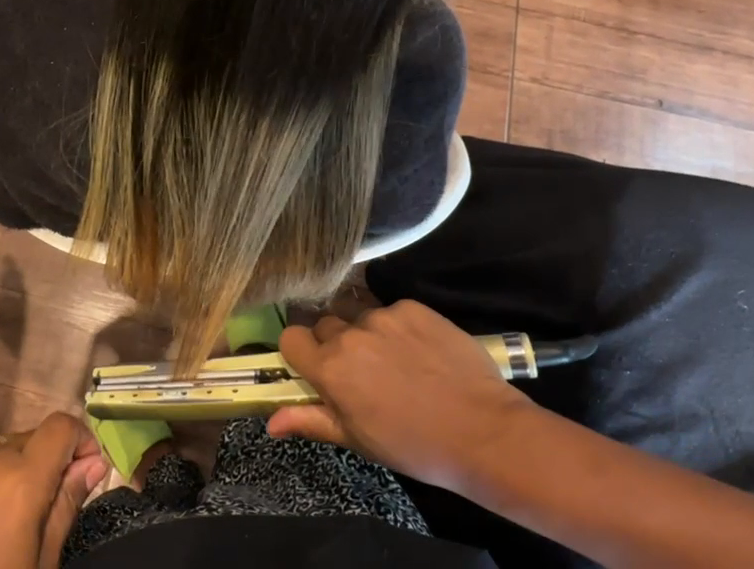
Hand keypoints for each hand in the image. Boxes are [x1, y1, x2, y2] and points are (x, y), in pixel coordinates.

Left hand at [0, 412, 108, 568]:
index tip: (87, 472)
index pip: (61, 426)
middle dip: (54, 457)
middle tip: (57, 501)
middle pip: (35, 434)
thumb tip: (94, 463)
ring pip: (6, 446)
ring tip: (23, 511)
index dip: (81, 441)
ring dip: (24, 464)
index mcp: (21, 479)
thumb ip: (68, 504)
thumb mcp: (43, 560)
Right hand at [268, 300, 535, 489]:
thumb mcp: (358, 440)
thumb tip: (270, 422)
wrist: (483, 432)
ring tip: (397, 364)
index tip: (317, 369)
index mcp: (330, 369)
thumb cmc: (414, 446)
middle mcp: (350, 334)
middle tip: (362, 372)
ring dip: (368, 335)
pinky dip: (400, 329)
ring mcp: (384, 316)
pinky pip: (393, 312)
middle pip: (325, 325)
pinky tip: (422, 353)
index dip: (301, 353)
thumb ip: (311, 421)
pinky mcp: (414, 307)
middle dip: (336, 344)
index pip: (291, 338)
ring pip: (360, 317)